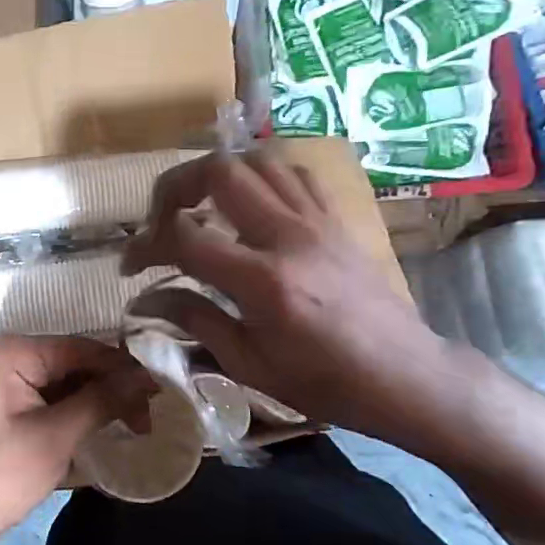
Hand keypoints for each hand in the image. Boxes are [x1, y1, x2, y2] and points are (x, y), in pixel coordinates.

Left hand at [0, 336, 152, 544]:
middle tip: (152, 419)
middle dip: (114, 387)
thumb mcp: (55, 437)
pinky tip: (108, 430)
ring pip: (68, 383)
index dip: (124, 367)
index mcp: (13, 352)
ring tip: (139, 428)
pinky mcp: (11, 408)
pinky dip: (80, 414)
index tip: (165, 392)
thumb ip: (101, 400)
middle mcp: (9, 357)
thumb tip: (146, 375)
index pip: (82, 348)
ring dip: (100, 403)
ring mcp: (8, 383)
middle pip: (75, 363)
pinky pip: (54, 401)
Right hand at [121, 149, 454, 440]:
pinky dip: (257, 177)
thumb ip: (194, 320)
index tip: (132, 266)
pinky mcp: (336, 220)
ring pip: (256, 161)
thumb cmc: (327, 383)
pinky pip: (292, 173)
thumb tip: (144, 300)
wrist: (412, 379)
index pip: (184, 236)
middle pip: (219, 171)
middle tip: (160, 220)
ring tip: (198, 206)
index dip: (145, 245)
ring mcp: (317, 222)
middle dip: (173, 188)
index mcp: (264, 281)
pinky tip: (246, 205)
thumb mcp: (250, 365)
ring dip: (215, 175)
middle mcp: (289, 237)